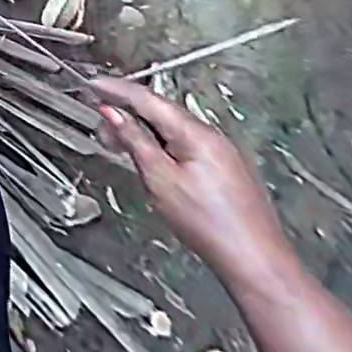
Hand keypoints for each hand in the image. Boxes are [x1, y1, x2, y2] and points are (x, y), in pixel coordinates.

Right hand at [90, 78, 296, 287]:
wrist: (257, 265)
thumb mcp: (159, 178)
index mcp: (196, 134)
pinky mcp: (225, 170)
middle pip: (160, 110)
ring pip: (172, 128)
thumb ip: (133, 139)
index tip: (94, 85)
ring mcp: (222, 154)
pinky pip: (184, 143)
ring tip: (119, 142)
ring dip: (142, 129)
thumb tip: (113, 113)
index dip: (116, 89)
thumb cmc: (211, 225)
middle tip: (101, 122)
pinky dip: (160, 142)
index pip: (147, 99)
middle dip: (127, 111)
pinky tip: (148, 156)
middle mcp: (213, 138)